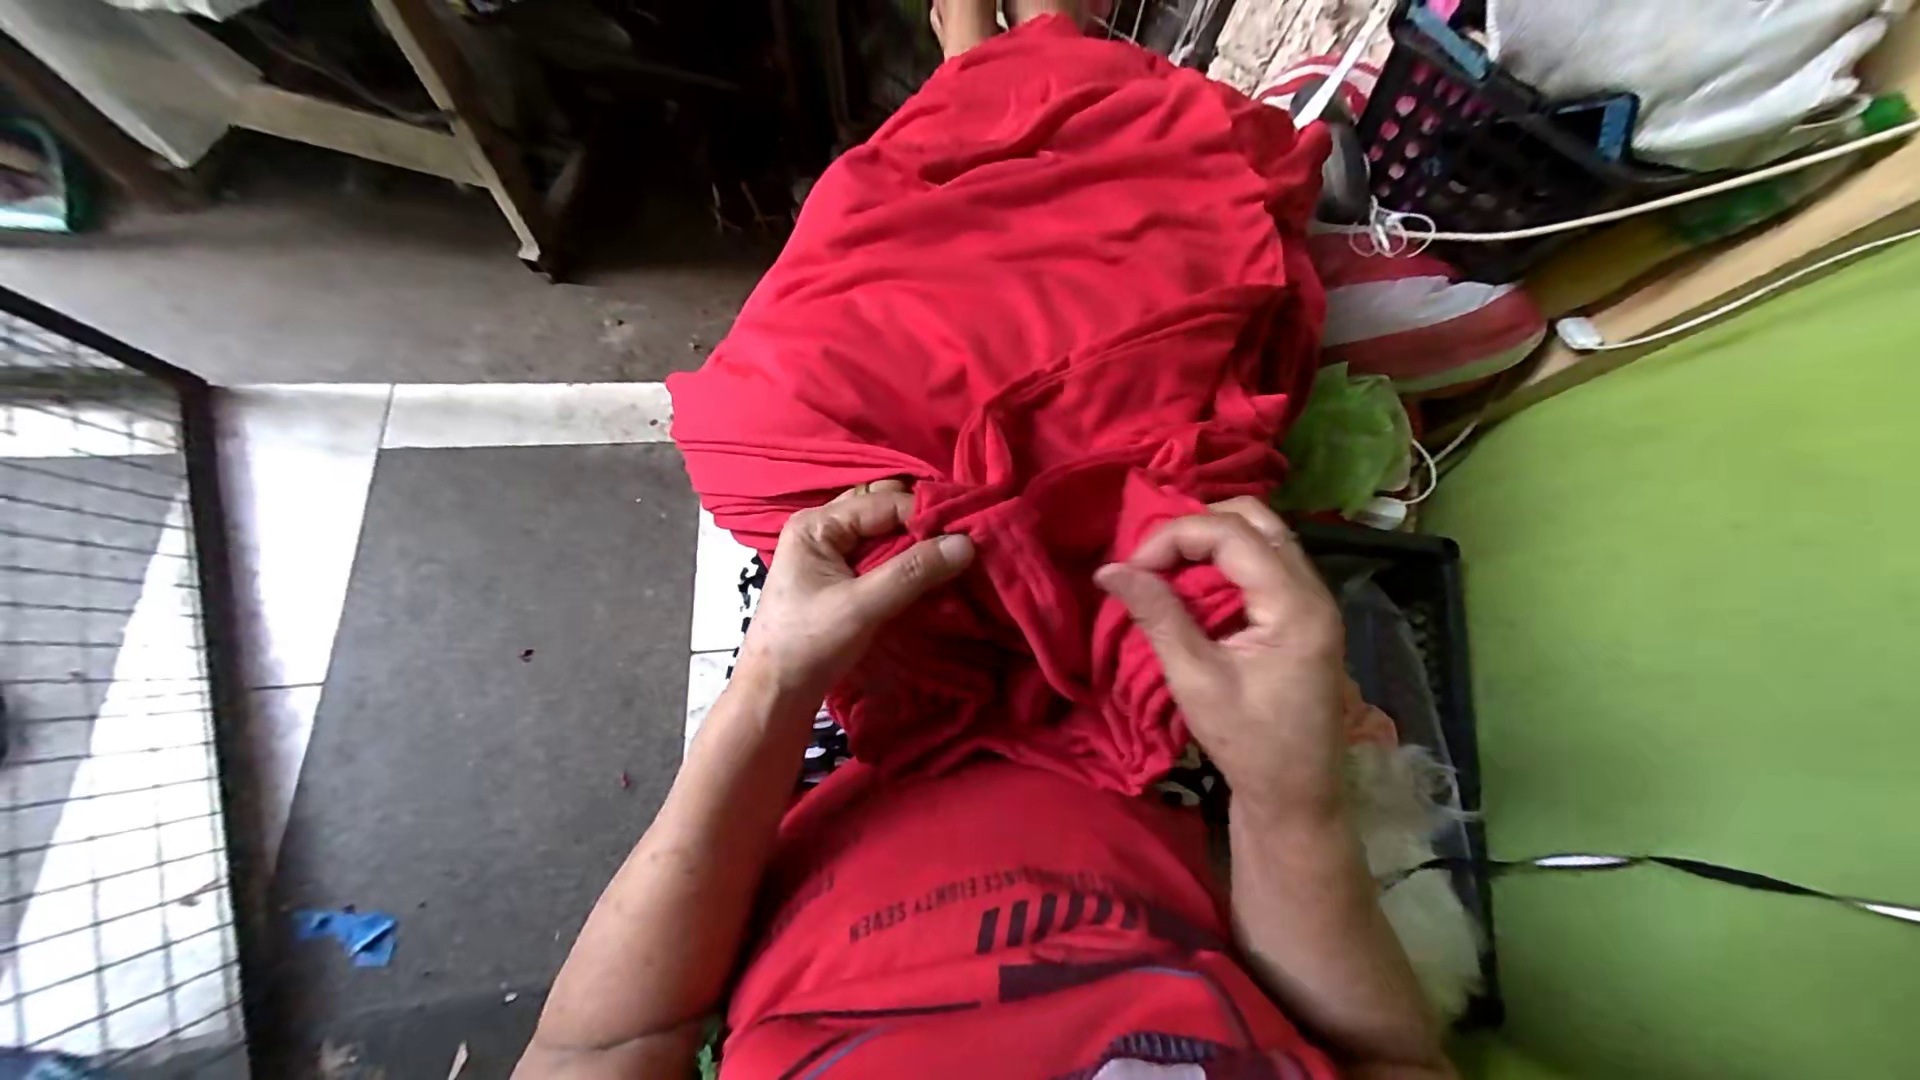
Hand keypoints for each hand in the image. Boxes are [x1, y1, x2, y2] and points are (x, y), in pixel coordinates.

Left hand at [734, 480, 975, 708]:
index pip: (884, 502)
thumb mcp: (861, 607)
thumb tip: (965, 543)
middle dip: (922, 523)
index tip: (966, 533)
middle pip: (884, 510)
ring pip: (885, 533)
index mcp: (817, 525)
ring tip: (954, 554)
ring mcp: (831, 552)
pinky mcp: (842, 576)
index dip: (925, 514)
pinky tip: (931, 572)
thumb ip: (911, 572)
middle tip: (962, 539)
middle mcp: (823, 529)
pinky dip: (906, 560)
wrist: (775, 693)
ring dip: (916, 543)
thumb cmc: (808, 646)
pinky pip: (881, 555)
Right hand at [1095, 497, 1346, 823]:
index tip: (1132, 569)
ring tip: (1166, 567)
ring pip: (1260, 534)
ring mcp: (1311, 600)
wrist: (1297, 796)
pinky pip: (1262, 560)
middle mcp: (1312, 590)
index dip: (1173, 537)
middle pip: (1254, 519)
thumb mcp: (1195, 678)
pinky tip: (1192, 583)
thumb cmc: (1249, 743)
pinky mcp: (1300, 613)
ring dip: (1208, 540)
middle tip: (1152, 560)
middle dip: (1193, 528)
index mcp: (1295, 605)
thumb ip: (1157, 614)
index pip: (1231, 533)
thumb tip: (1109, 570)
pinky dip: (1222, 559)